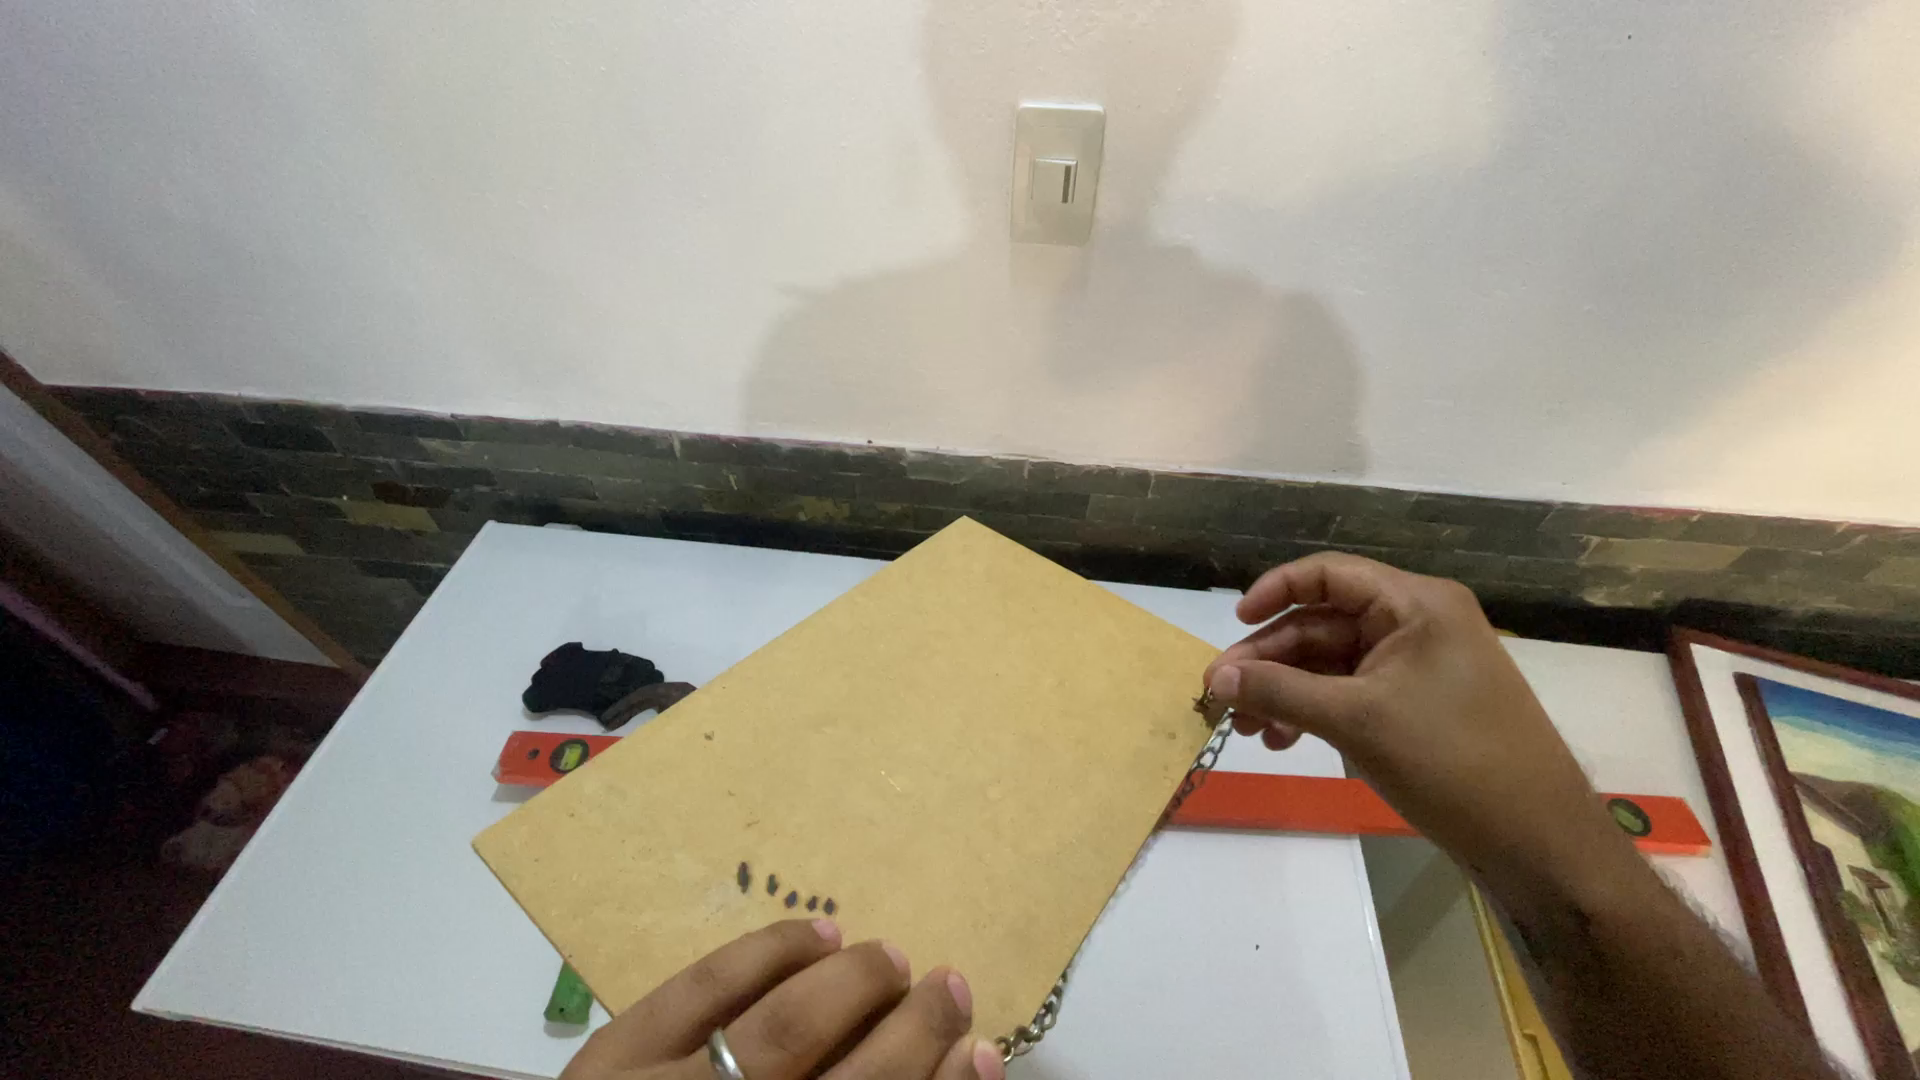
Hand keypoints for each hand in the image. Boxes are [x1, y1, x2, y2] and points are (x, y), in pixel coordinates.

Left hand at [560, 919, 1002, 1079]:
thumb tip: (947, 1070)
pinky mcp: (611, 1058)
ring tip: (893, 959)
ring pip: (779, 1029)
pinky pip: (702, 989)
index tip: (984, 1051)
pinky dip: (770, 953)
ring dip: (853, 986)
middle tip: (951, 988)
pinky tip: (821, 933)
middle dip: (912, 1033)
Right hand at [1202, 553, 1636, 894]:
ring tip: (1245, 729)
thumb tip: (1213, 678)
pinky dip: (1310, 712)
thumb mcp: (1354, 721)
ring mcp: (1415, 666)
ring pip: (1328, 662)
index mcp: (1415, 605)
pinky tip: (1282, 741)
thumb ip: (1278, 692)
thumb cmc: (1451, 763)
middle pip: (1320, 623)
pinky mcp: (1412, 704)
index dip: (1276, 591)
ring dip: (1283, 691)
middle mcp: (1415, 624)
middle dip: (1269, 660)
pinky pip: (1347, 692)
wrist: (1539, 846)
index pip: (1329, 574)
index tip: (1236, 625)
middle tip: (1220, 695)